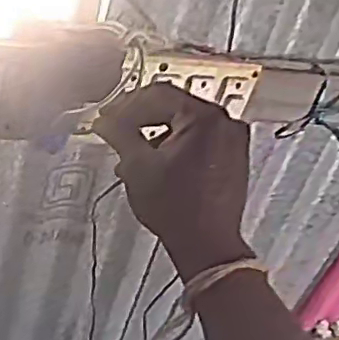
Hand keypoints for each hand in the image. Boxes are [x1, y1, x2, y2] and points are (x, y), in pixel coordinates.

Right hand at [92, 82, 253, 277]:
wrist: (206, 244)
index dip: (126, 104)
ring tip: (130, 152)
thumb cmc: (178, 209)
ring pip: (184, 124)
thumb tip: (106, 121)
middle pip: (173, 107)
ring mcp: (232, 141)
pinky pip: (198, 140)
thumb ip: (119, 134)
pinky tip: (154, 162)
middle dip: (140, 119)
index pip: (158, 94)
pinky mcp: (232, 158)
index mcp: (204, 118)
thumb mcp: (138, 166)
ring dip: (155, 133)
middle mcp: (225, 123)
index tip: (108, 115)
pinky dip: (174, 145)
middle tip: (115, 128)